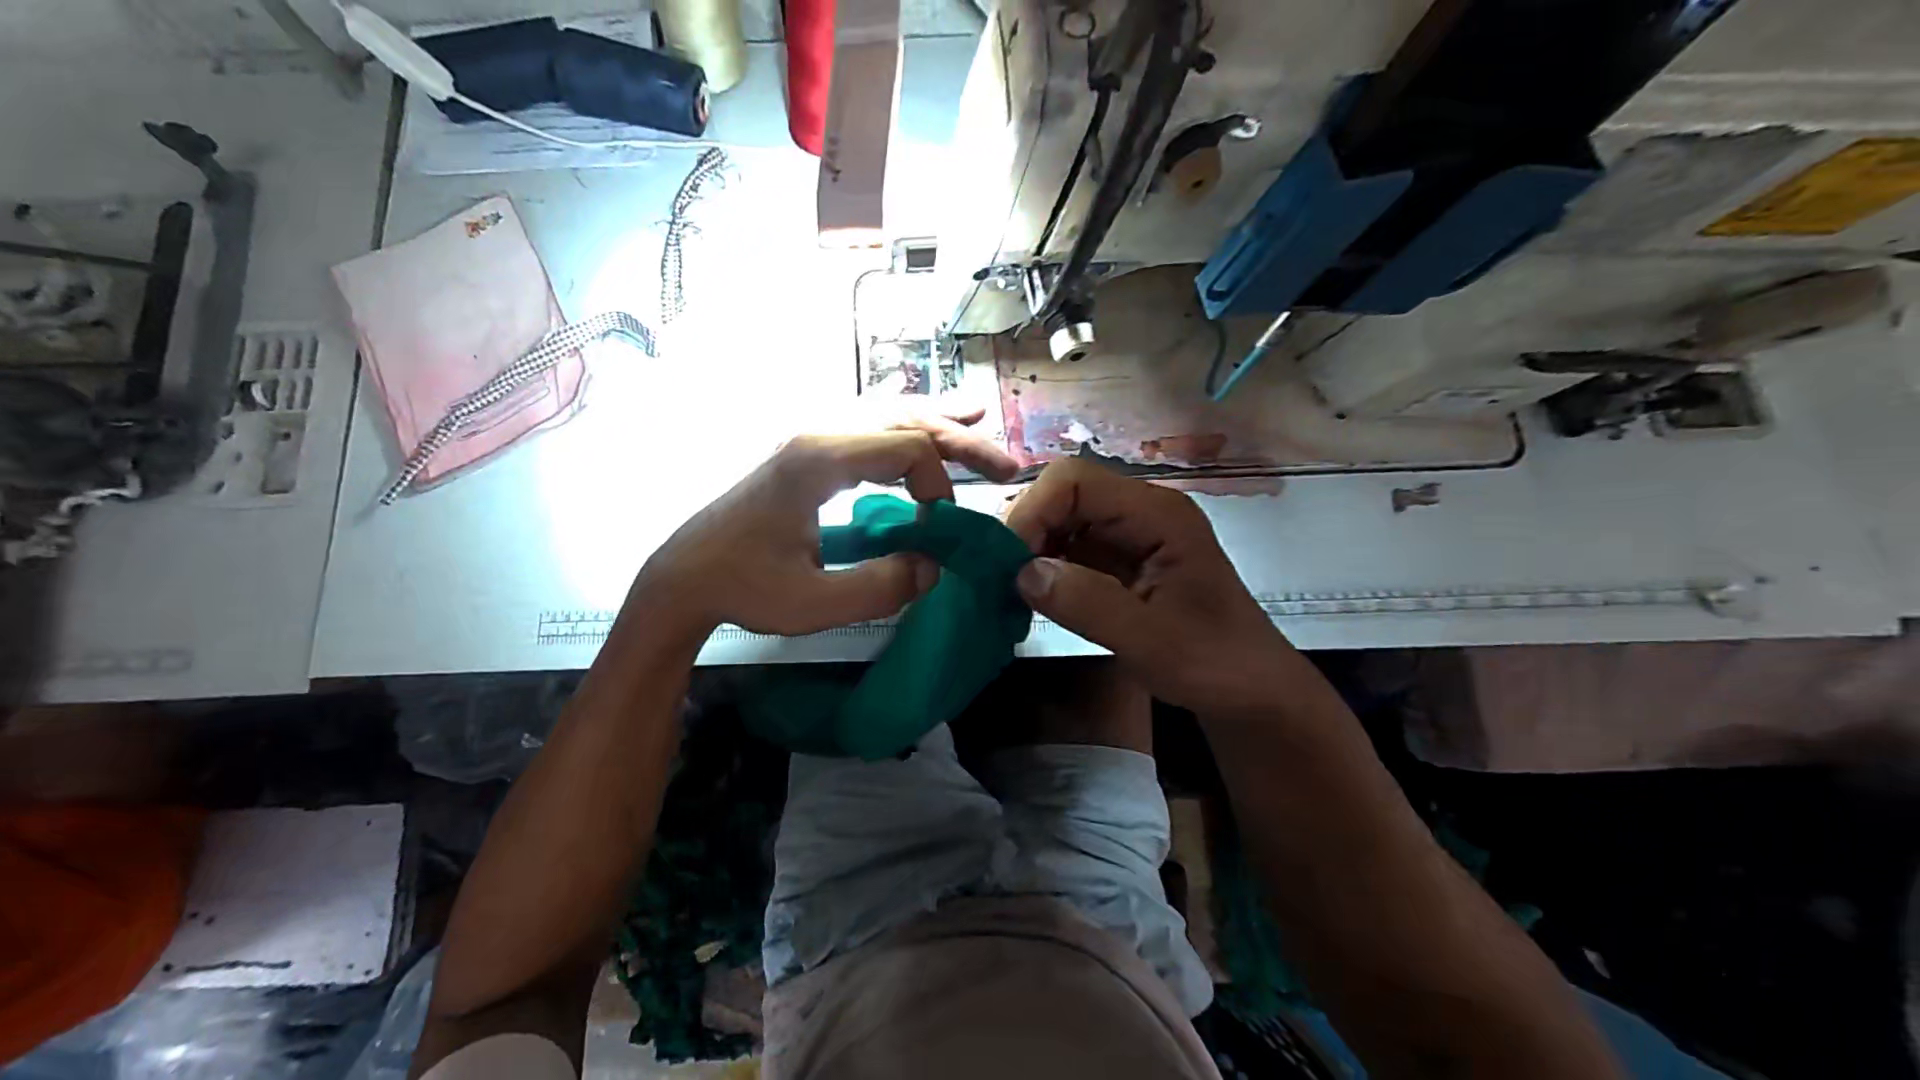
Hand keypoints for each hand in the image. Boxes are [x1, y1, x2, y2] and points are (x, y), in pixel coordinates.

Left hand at [630, 417, 1017, 640]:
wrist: (684, 576)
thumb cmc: (743, 587)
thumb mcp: (814, 603)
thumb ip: (881, 587)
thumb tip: (934, 567)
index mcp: (819, 459)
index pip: (906, 448)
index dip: (938, 484)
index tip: (938, 529)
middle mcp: (818, 434)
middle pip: (903, 421)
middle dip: (959, 440)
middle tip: (1007, 465)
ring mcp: (810, 439)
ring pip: (885, 416)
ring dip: (934, 422)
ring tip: (978, 416)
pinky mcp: (806, 454)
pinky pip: (866, 429)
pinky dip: (903, 429)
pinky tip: (921, 425)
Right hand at [1004, 456, 1305, 716]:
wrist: (1250, 693)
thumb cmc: (1213, 664)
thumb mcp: (1151, 641)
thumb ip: (1087, 603)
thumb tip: (1022, 572)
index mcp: (1158, 514)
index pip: (1075, 481)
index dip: (1034, 512)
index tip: (1010, 563)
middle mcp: (1141, 512)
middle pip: (1063, 494)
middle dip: (1027, 531)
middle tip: (1003, 580)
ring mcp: (1130, 536)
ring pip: (1061, 520)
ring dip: (1030, 550)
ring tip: (1011, 591)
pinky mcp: (1119, 561)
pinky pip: (1069, 548)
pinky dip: (1043, 568)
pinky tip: (1032, 598)